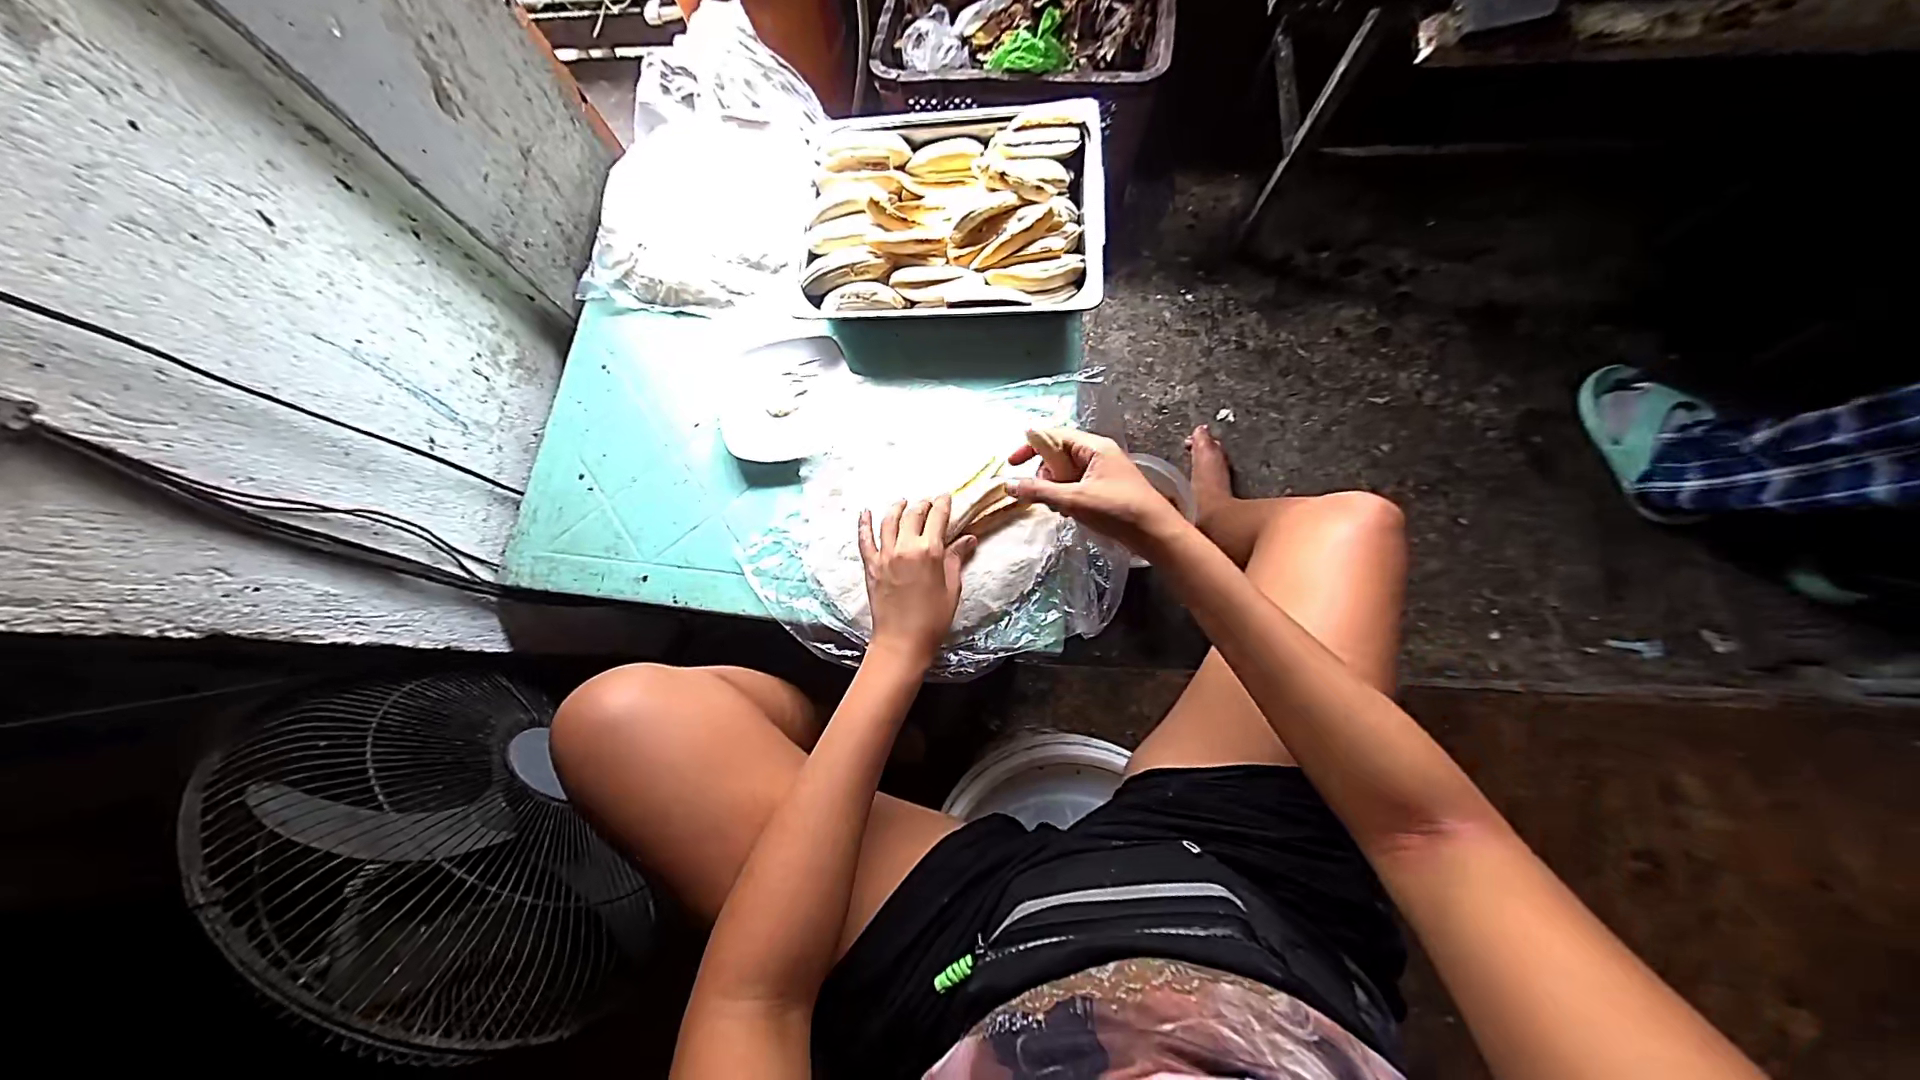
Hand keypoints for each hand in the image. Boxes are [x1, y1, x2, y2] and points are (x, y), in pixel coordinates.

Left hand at [859, 495, 978, 663]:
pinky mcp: (871, 566)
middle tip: (928, 502)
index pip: (937, 518)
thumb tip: (968, 538)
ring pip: (888, 521)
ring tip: (902, 502)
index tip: (945, 497)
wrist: (902, 641)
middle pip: (913, 515)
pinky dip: (864, 524)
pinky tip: (865, 512)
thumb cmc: (933, 619)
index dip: (942, 504)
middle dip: (922, 504)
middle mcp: (906, 547)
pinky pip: (864, 539)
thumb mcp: (952, 588)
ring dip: (897, 508)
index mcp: (930, 551)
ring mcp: (885, 555)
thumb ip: (956, 559)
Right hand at [1007, 429, 1189, 555]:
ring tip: (1059, 507)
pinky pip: (1076, 485)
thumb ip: (1039, 491)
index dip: (1030, 447)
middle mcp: (1098, 453)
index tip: (1012, 464)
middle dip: (1044, 474)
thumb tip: (1008, 484)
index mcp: (1094, 447)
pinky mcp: (1105, 488)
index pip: (1054, 436)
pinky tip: (1069, 512)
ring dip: (1055, 488)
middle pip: (1058, 454)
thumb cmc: (1118, 510)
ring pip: (1066, 473)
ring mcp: (1103, 471)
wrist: (1156, 533)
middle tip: (1042, 494)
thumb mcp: (1074, 500)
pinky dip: (1067, 496)